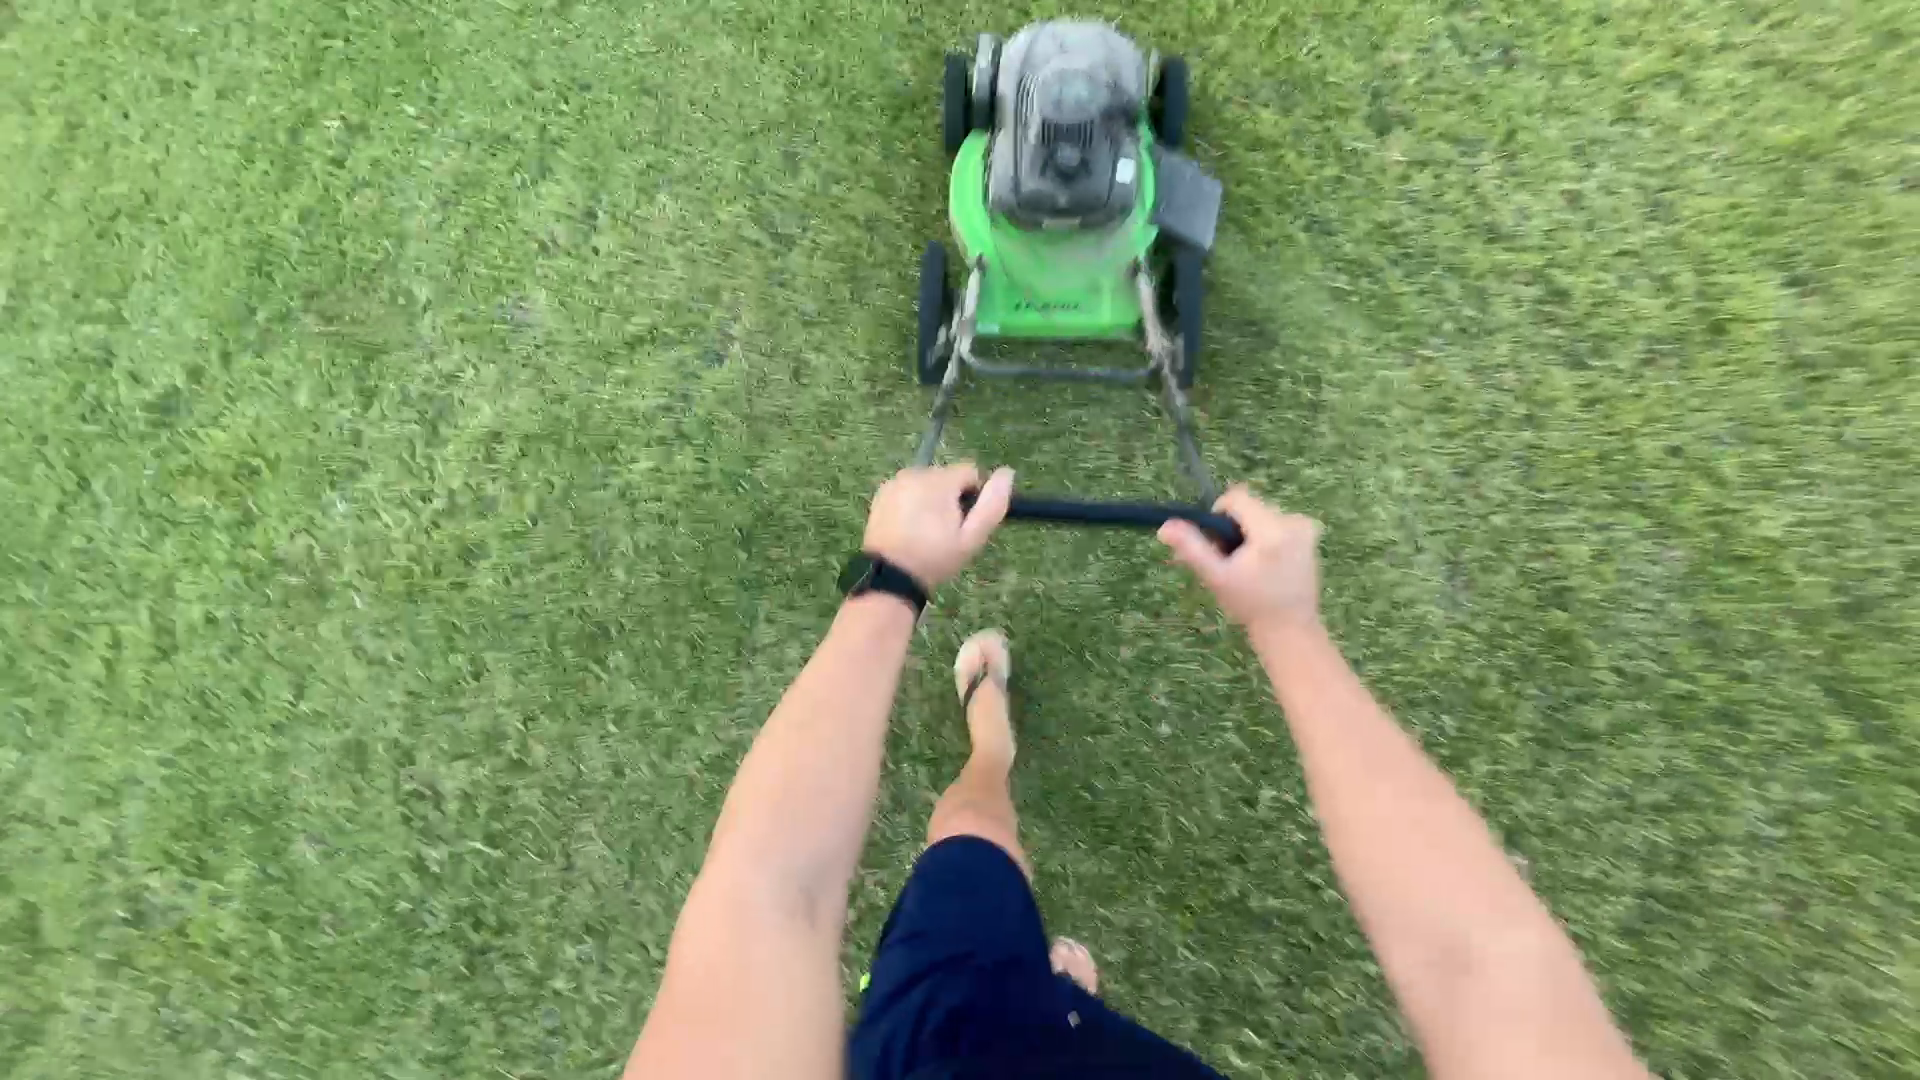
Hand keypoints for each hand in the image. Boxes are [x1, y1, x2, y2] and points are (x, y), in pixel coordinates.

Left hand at [862, 464, 1013, 588]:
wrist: (891, 576)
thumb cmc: (935, 558)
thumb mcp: (972, 538)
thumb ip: (992, 504)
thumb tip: (1007, 473)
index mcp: (939, 480)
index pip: (970, 473)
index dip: (974, 497)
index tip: (965, 523)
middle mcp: (916, 473)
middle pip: (947, 477)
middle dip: (951, 498)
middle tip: (946, 531)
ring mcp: (895, 482)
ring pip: (927, 483)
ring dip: (932, 500)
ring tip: (927, 532)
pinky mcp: (882, 494)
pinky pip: (908, 491)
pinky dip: (912, 503)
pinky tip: (910, 528)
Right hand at [1158, 486, 1322, 634]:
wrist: (1290, 629)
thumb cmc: (1250, 605)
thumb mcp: (1216, 577)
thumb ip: (1191, 548)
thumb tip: (1164, 526)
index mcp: (1272, 530)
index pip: (1236, 498)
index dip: (1218, 517)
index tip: (1218, 545)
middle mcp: (1293, 522)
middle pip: (1248, 507)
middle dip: (1233, 529)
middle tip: (1231, 561)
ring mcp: (1306, 528)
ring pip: (1260, 515)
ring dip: (1248, 534)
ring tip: (1248, 566)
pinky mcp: (1310, 536)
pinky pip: (1276, 523)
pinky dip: (1264, 537)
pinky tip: (1265, 564)